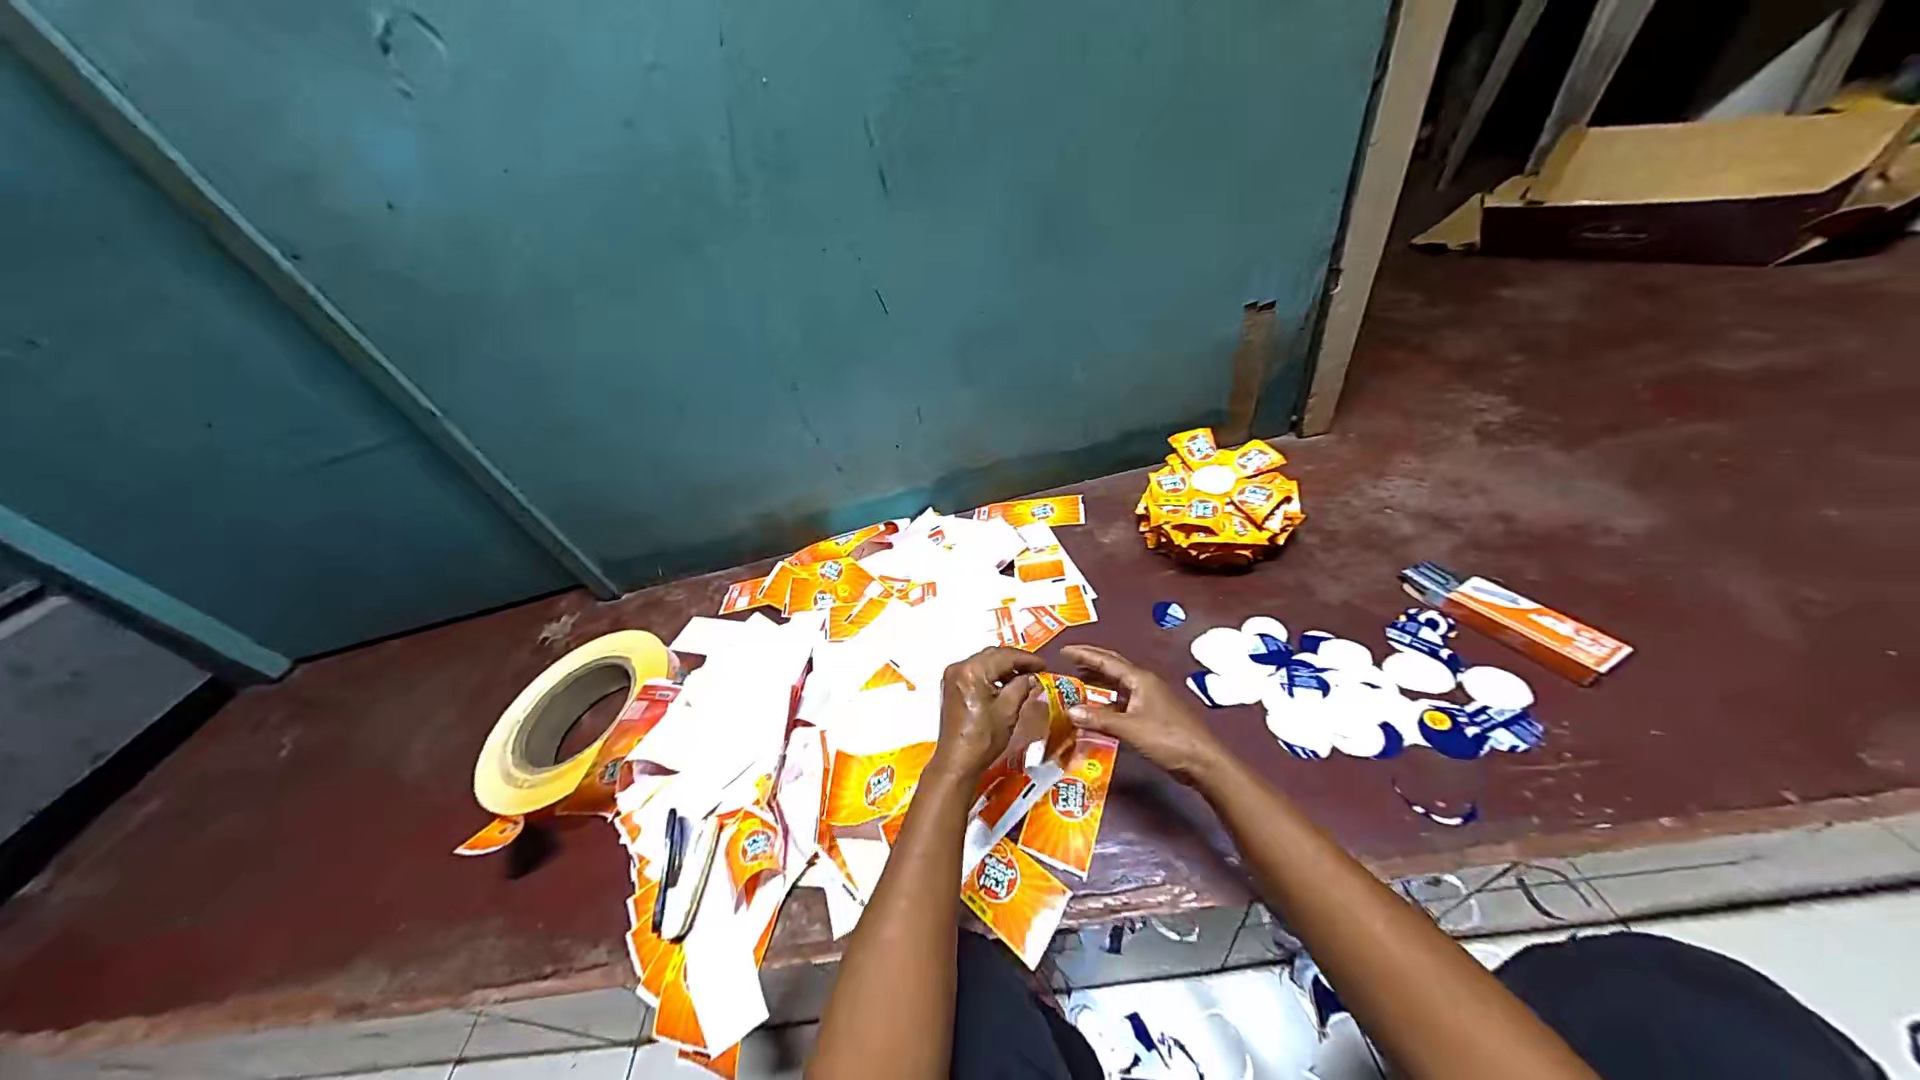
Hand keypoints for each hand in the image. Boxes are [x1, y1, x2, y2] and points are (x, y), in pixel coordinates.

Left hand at [931, 647, 1046, 783]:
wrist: (957, 762)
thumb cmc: (984, 738)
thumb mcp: (1008, 710)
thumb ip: (1022, 686)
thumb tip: (1033, 676)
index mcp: (973, 670)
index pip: (1005, 656)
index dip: (1028, 659)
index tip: (1045, 665)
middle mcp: (959, 667)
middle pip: (993, 655)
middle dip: (1016, 661)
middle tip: (1036, 670)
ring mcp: (952, 676)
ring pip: (984, 662)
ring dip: (1004, 667)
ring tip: (1025, 676)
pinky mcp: (951, 686)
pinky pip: (975, 672)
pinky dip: (991, 674)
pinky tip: (1006, 684)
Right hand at [1060, 645, 1227, 785]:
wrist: (1202, 761)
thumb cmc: (1167, 739)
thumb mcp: (1129, 729)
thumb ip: (1099, 719)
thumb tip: (1070, 711)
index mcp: (1140, 679)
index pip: (1106, 661)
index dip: (1084, 655)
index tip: (1064, 651)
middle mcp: (1145, 683)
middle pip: (1114, 667)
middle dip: (1092, 662)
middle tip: (1070, 661)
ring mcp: (1150, 698)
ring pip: (1119, 684)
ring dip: (1099, 681)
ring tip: (1078, 681)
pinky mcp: (1153, 714)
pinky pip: (1124, 699)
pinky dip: (1108, 699)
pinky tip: (1098, 707)